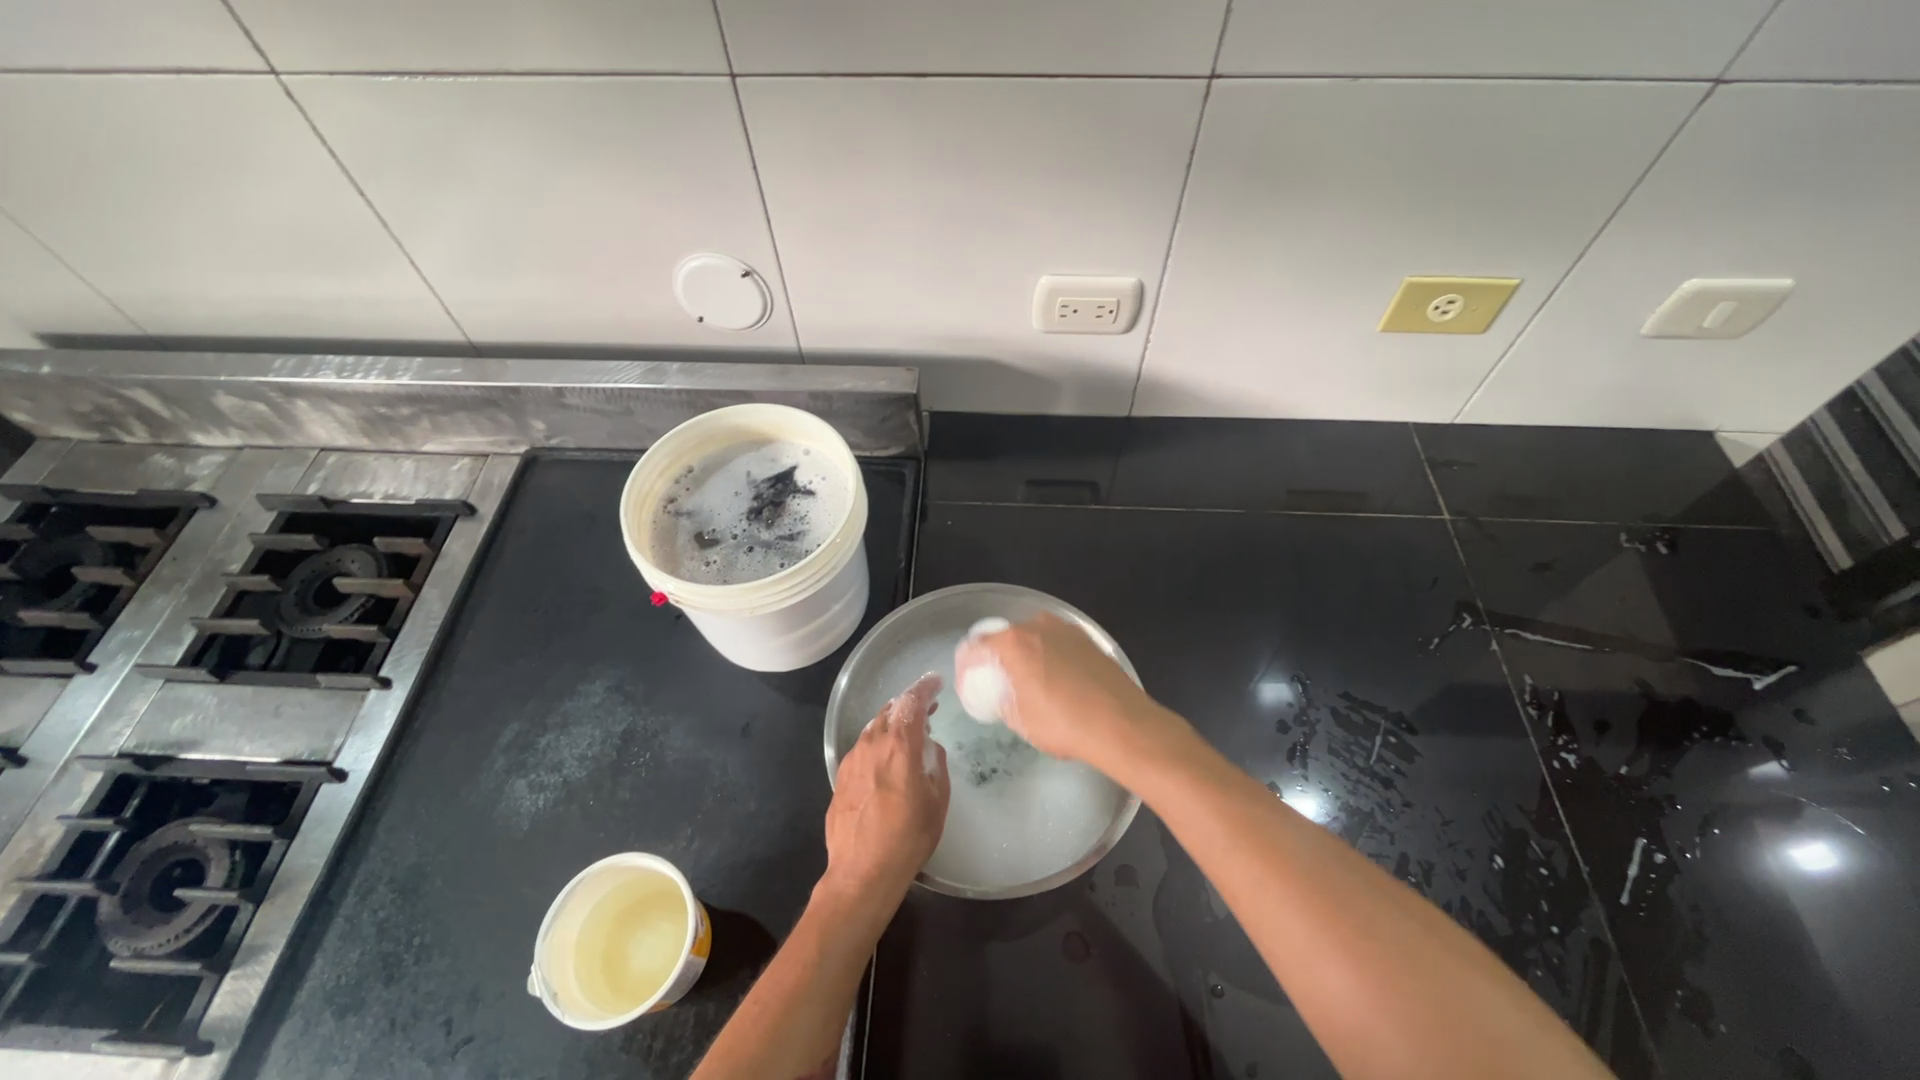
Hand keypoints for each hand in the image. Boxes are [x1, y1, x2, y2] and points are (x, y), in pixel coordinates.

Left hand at [823, 675, 949, 904]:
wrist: (861, 872)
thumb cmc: (908, 838)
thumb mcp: (937, 801)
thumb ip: (935, 766)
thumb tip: (929, 749)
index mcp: (899, 747)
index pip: (911, 703)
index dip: (924, 688)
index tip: (935, 681)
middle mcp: (872, 746)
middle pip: (889, 711)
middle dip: (908, 704)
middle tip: (927, 708)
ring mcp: (851, 761)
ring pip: (873, 729)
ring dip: (892, 724)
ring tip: (908, 733)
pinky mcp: (840, 778)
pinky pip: (862, 750)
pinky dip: (878, 745)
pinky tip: (886, 762)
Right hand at [955, 614, 1184, 773]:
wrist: (1122, 724)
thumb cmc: (1063, 724)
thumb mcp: (1019, 719)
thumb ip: (1001, 698)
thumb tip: (1001, 693)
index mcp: (1013, 642)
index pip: (976, 647)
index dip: (967, 667)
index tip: (969, 685)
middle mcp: (1038, 626)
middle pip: (1006, 638)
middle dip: (998, 659)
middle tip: (999, 685)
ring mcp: (1067, 630)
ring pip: (1035, 639)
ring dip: (1027, 656)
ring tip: (1031, 684)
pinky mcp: (1090, 640)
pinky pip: (1059, 645)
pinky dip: (1051, 658)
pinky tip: (1059, 682)